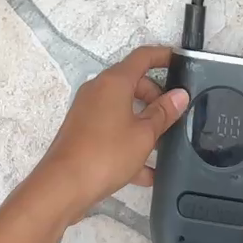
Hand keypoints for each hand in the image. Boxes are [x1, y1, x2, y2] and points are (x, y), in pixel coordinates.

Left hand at [23, 46, 190, 219]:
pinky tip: (144, 172)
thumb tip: (179, 95)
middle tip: (173, 115)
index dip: (163, 56)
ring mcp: (87, 109)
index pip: (142, 57)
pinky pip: (111, 127)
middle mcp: (99, 88)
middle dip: (155, 96)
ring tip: (162, 146)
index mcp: (114, 81)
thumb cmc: (106, 153)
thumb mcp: (143, 135)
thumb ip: (163, 113)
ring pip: (122, 107)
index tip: (180, 61)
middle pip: (133, 82)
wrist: (63, 185)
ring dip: (142, 122)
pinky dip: (127, 140)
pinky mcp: (82, 130)